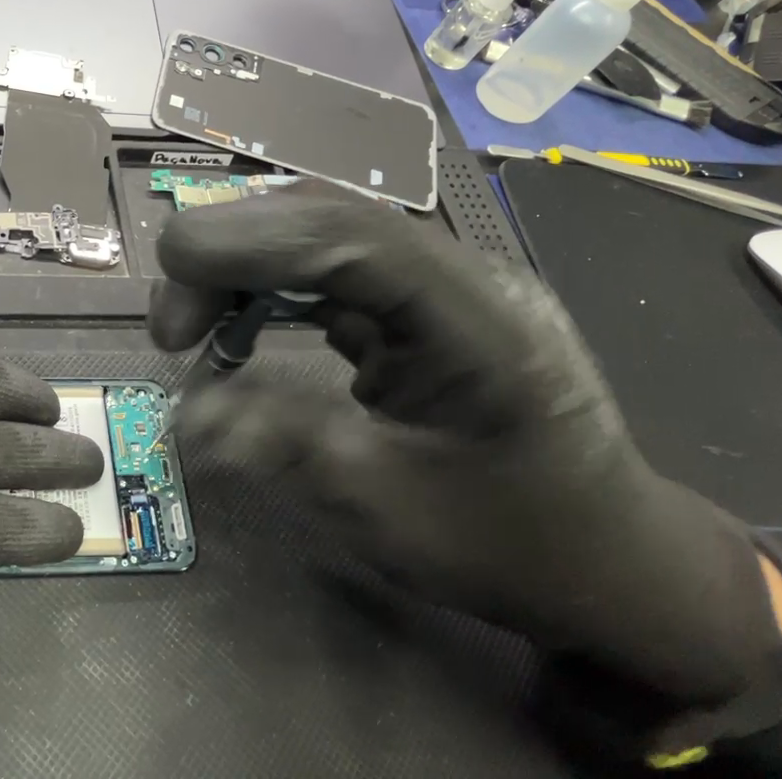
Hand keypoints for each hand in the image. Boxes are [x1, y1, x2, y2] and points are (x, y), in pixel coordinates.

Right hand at [150, 187, 781, 715]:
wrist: (613, 563)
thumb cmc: (515, 545)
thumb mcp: (393, 512)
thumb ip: (285, 445)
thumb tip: (185, 412)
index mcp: (475, 316)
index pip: (344, 235)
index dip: (240, 246)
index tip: (168, 314)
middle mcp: (459, 275)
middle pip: (319, 217)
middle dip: (226, 258)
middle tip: (170, 334)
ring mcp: (439, 284)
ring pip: (314, 234)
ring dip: (238, 269)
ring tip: (190, 332)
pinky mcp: (417, 303)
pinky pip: (325, 270)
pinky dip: (264, 291)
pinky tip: (235, 332)